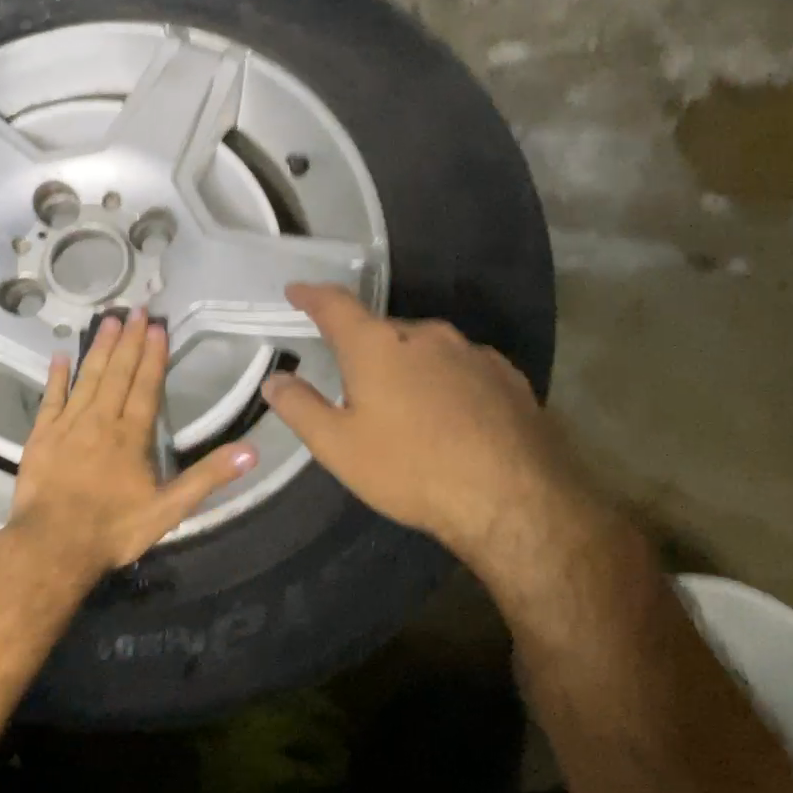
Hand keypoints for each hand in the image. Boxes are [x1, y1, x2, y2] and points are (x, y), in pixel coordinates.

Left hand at [7, 308, 257, 573]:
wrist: (53, 544)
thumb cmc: (113, 529)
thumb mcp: (169, 510)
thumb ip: (207, 478)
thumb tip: (250, 451)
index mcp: (131, 436)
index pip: (146, 386)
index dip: (153, 356)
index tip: (159, 327)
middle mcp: (100, 421)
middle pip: (117, 374)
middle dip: (129, 341)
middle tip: (136, 310)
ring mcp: (67, 425)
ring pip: (87, 378)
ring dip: (99, 349)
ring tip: (108, 320)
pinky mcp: (40, 436)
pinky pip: (50, 398)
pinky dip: (56, 376)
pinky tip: (61, 355)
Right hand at [260, 283, 581, 554]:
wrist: (517, 501)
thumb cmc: (412, 469)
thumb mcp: (337, 447)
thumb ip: (300, 408)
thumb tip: (275, 380)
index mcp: (378, 345)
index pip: (335, 305)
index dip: (311, 296)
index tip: (296, 291)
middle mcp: (426, 336)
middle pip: (382, 329)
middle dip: (363, 347)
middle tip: (352, 382)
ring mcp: (472, 354)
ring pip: (425, 348)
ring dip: (406, 364)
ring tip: (402, 404)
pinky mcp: (507, 378)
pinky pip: (461, 367)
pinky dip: (444, 380)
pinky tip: (448, 414)